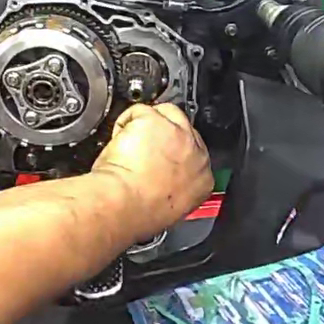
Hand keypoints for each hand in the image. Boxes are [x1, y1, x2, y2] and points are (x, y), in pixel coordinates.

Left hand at [91, 103, 212, 239]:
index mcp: (204, 179)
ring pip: (164, 113)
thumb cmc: (140, 213)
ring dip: (146, 125)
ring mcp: (178, 133)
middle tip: (139, 151)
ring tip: (128, 147)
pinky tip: (119, 140)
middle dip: (162, 134)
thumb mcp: (172, 209)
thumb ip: (177, 186)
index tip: (160, 158)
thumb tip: (164, 180)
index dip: (174, 151)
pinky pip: (139, 111)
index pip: (195, 153)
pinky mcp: (155, 120)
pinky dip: (126, 122)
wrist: (123, 204)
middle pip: (183, 127)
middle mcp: (196, 153)